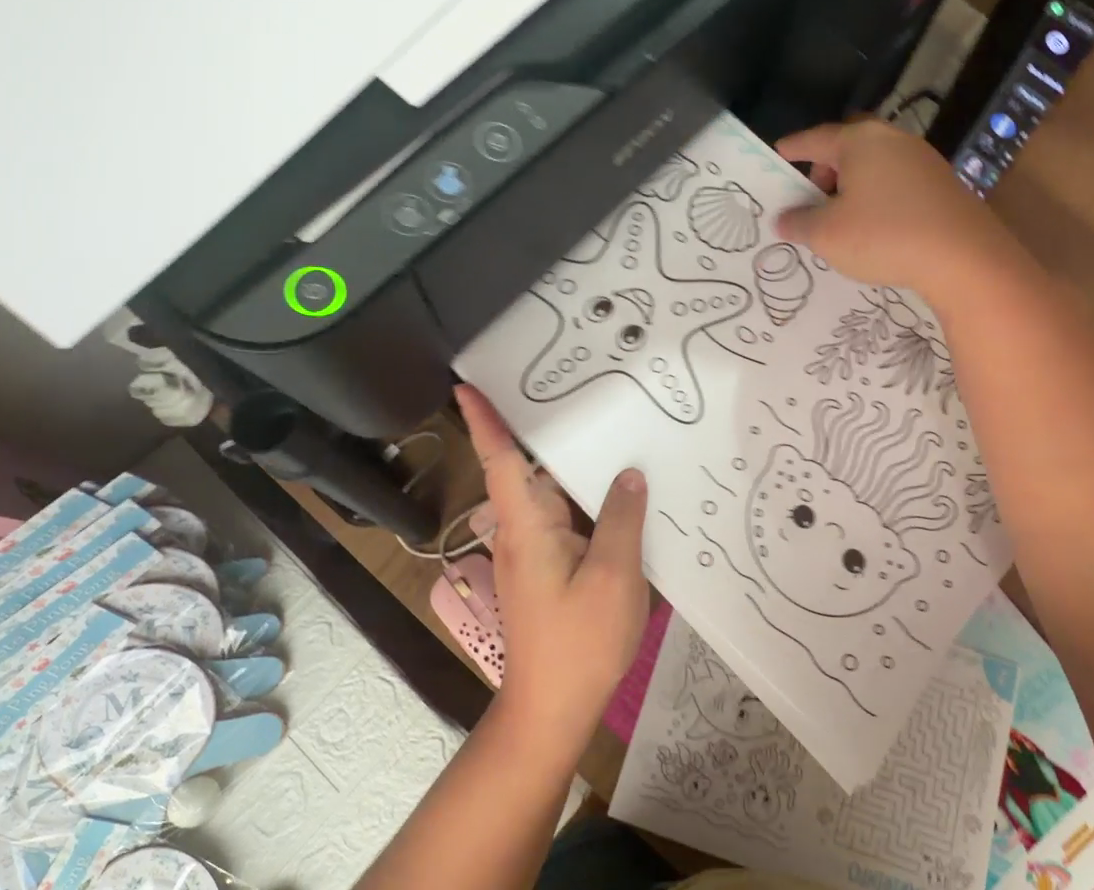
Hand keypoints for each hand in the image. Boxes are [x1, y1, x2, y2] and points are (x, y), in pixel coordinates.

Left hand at [455, 385, 650, 740]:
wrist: (551, 708)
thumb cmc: (579, 643)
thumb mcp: (614, 578)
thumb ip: (622, 521)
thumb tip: (628, 475)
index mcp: (528, 527)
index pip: (501, 460)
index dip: (485, 421)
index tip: (465, 385)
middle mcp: (522, 534)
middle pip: (527, 470)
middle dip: (540, 429)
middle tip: (571, 385)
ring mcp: (532, 555)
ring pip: (549, 496)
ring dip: (568, 464)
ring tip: (603, 426)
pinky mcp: (547, 573)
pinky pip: (564, 521)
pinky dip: (584, 499)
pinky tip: (616, 492)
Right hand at [775, 120, 1028, 304]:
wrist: (964, 258)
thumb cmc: (884, 236)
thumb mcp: (827, 235)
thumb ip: (799, 223)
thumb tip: (784, 218)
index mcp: (860, 141)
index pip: (815, 139)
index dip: (793, 148)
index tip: (779, 153)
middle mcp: (893, 139)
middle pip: (849, 146)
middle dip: (826, 168)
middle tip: (813, 196)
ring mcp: (923, 160)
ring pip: (875, 164)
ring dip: (854, 185)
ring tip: (843, 217)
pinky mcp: (943, 184)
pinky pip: (897, 182)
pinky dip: (879, 196)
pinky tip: (877, 226)